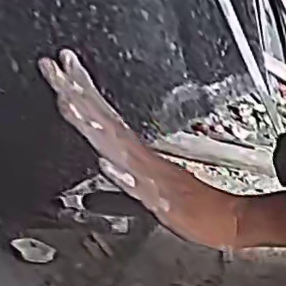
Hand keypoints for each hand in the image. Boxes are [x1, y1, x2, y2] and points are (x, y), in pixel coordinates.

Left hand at [38, 48, 241, 246]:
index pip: (106, 118)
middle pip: (105, 124)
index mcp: (142, 156)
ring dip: (94, 128)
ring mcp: (153, 181)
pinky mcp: (163, 204)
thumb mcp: (156, 194)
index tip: (61, 63)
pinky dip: (123, 177)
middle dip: (77, 95)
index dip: (83, 91)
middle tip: (52, 65)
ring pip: (118, 151)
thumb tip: (102, 168)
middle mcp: (145, 162)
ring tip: (71, 105)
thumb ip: (126, 183)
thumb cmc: (201, 209)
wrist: (234, 223)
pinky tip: (106, 166)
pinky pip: (140, 189)